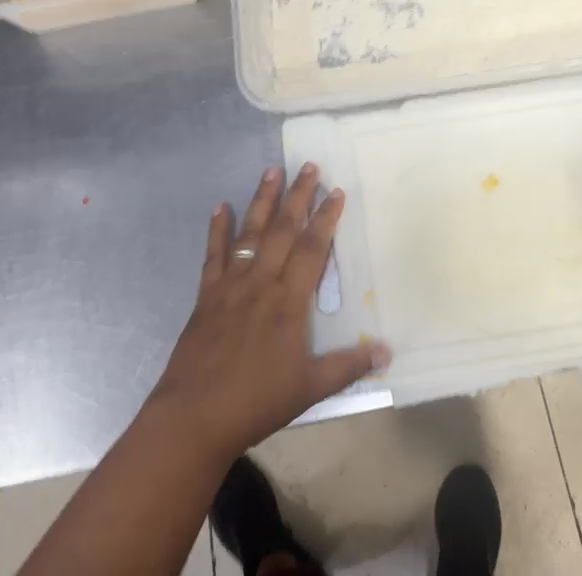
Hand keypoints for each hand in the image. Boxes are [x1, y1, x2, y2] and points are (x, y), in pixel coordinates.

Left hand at [144, 164, 389, 462]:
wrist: (194, 416)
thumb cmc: (257, 401)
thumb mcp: (311, 387)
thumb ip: (348, 365)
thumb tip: (387, 352)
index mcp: (289, 301)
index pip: (312, 249)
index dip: (326, 218)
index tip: (336, 191)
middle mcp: (260, 283)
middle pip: (282, 230)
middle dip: (298, 196)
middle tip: (308, 165)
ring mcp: (230, 286)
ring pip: (249, 234)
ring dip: (261, 201)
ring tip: (270, 170)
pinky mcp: (206, 297)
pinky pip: (214, 255)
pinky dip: (217, 230)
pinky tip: (220, 207)